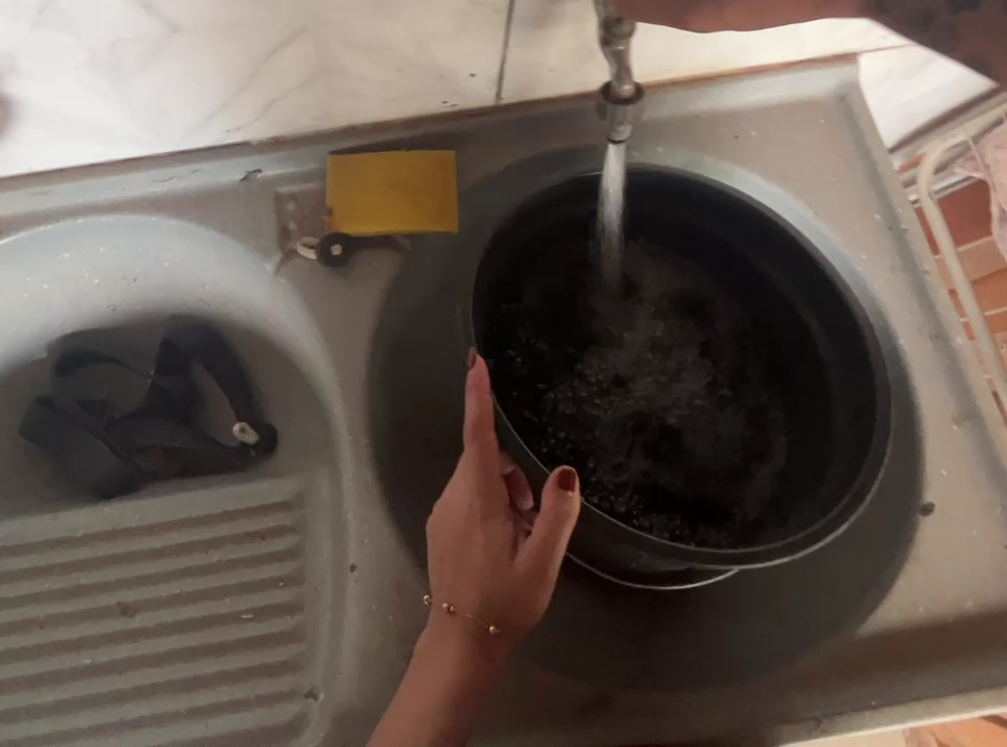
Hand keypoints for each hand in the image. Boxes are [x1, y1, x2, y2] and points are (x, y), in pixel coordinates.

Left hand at [423, 354, 581, 653]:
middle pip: (484, 457)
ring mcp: (442, 510)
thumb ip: (557, 514)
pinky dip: (489, 503)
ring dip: (503, 491)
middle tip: (531, 517)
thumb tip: (567, 472)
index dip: (477, 396)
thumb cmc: (504, 601)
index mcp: (479, 499)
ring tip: (521, 536)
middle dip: (512, 474)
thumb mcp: (542, 563)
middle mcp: (454, 496)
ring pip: (477, 477)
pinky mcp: (439, 524)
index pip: (478, 435)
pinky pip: (467, 494)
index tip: (476, 362)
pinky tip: (503, 541)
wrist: (461, 642)